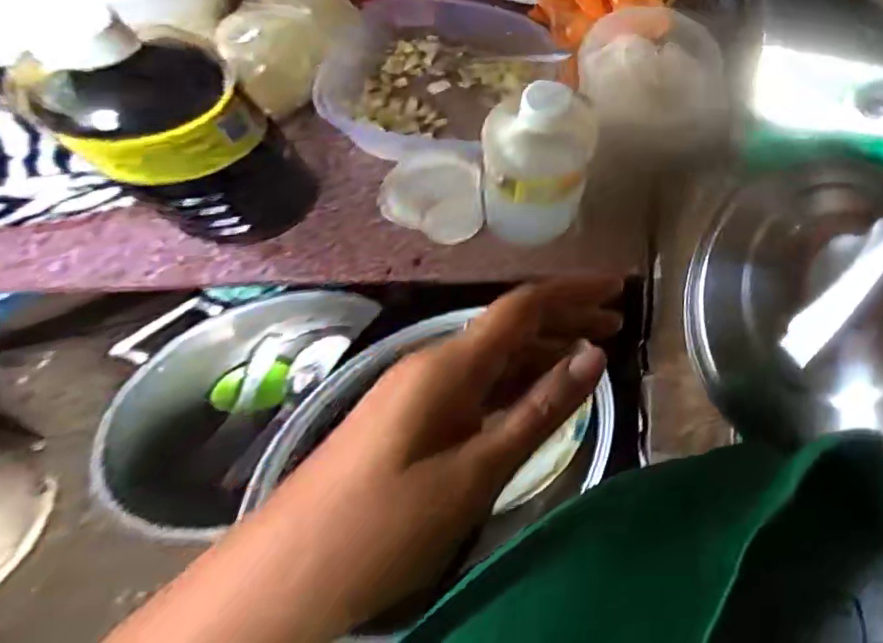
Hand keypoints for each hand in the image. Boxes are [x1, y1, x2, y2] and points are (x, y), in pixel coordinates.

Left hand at [108, 279, 622, 642]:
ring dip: (547, 350)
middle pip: (513, 325)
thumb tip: (597, 355)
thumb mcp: (474, 473)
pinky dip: (519, 378)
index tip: (620, 287)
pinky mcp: (407, 420)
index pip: (524, 306)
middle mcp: (432, 365)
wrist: (262, 595)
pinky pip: (478, 382)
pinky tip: (540, 394)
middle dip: (568, 318)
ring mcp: (416, 393)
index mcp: (448, 367)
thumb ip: (540, 409)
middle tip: (619, 324)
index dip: (575, 291)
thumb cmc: (378, 528)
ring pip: (496, 355)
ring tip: (593, 356)